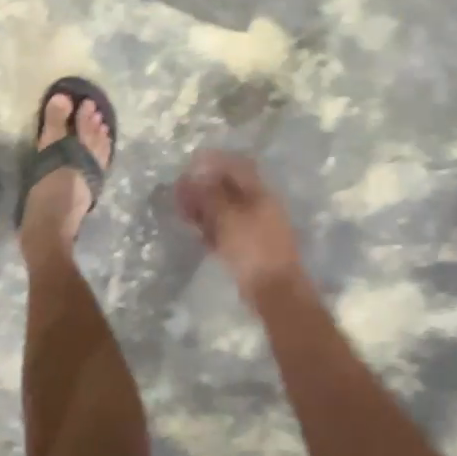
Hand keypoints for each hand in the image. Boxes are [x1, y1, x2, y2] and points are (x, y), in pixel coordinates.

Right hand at [175, 150, 306, 298]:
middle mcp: (259, 206)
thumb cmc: (252, 249)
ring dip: (204, 208)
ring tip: (184, 213)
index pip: (235, 166)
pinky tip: (198, 233)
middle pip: (228, 188)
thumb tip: (195, 176)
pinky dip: (212, 227)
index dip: (212, 161)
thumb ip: (209, 194)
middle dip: (203, 187)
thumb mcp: (227, 217)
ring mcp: (256, 227)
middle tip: (180, 193)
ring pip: (225, 209)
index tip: (190, 165)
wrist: (276, 294)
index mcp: (259, 193)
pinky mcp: (250, 247)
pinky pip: (227, 229)